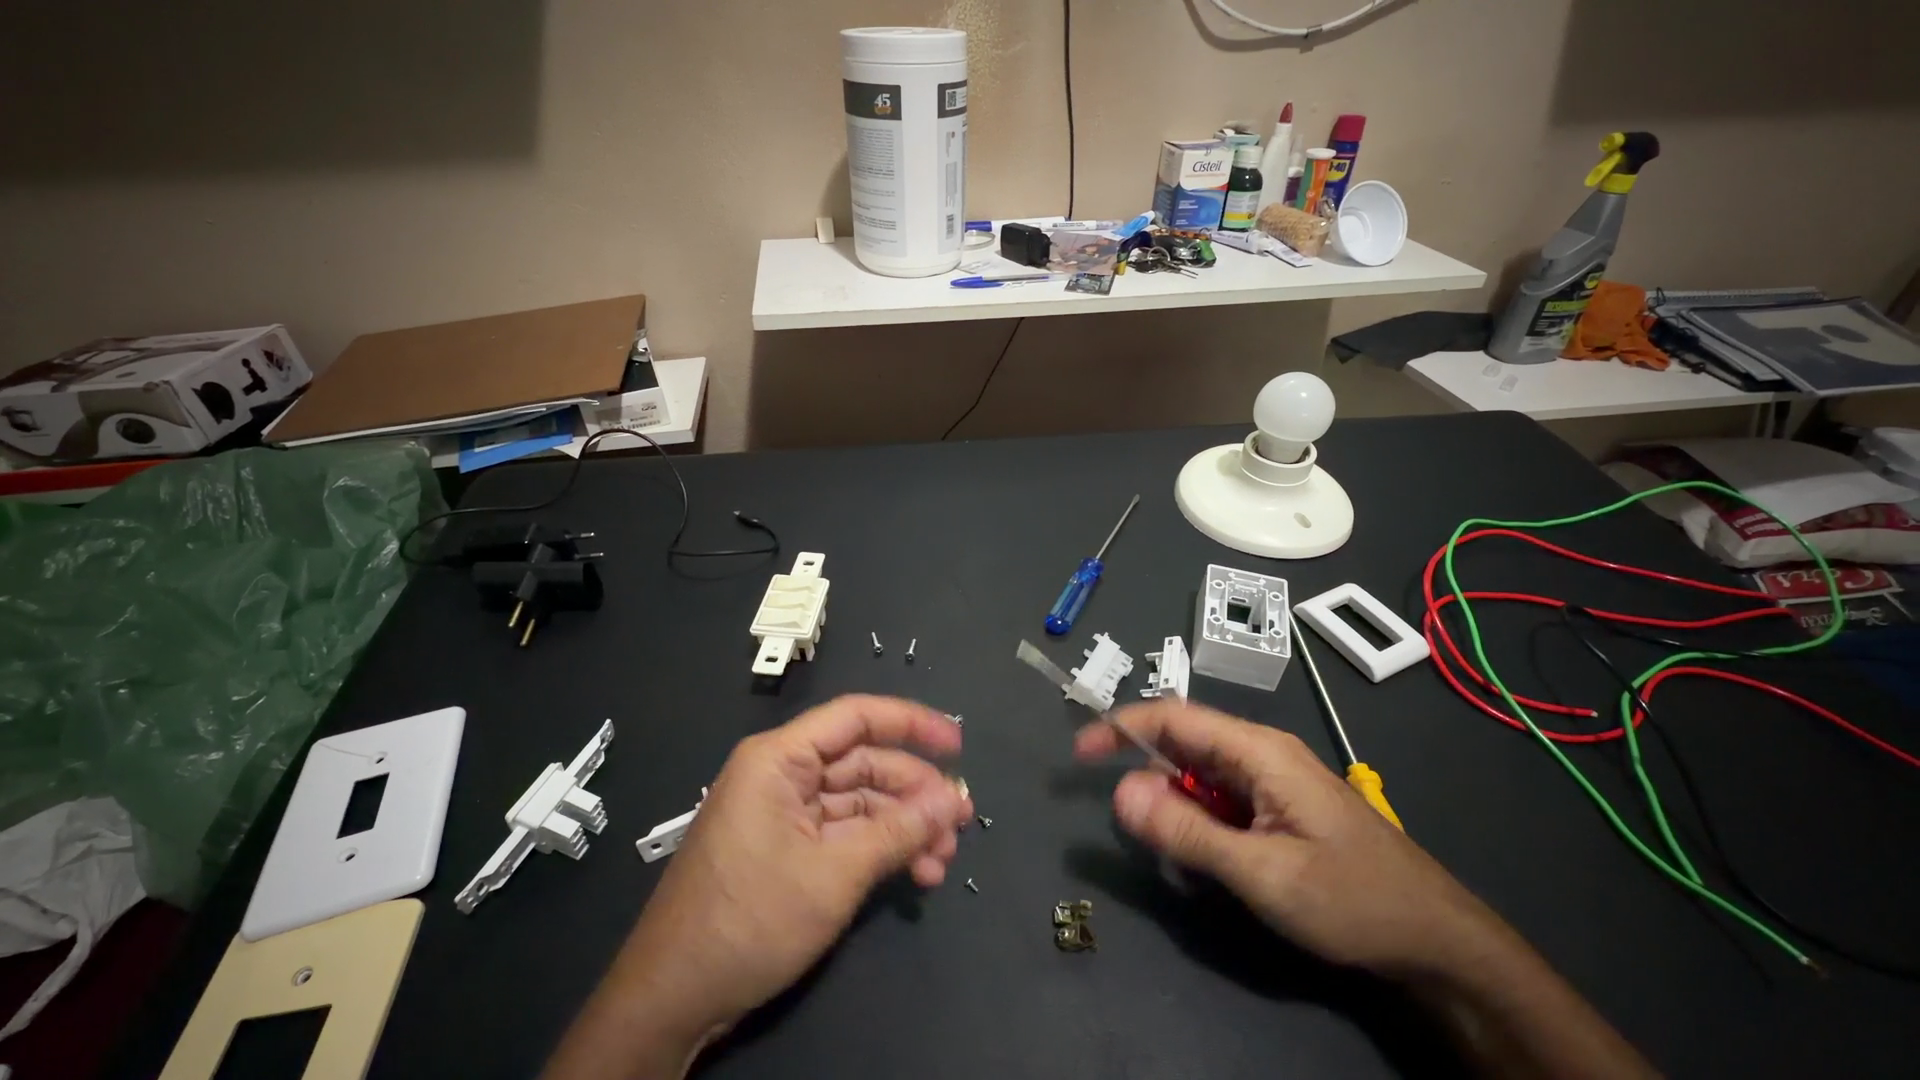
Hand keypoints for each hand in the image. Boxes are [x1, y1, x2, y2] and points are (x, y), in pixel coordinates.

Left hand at [542, 695, 969, 1079]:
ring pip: (860, 803)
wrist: (674, 996)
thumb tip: (951, 800)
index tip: (959, 745)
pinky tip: (915, 875)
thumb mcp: (834, 874)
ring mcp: (783, 815)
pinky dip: (880, 850)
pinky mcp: (787, 851)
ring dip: (904, 829)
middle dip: (916, 794)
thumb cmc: (750, 920)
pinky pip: (845, 834)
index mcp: (779, 759)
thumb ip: (898, 831)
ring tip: (941, 863)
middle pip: (864, 764)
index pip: (856, 718)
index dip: (912, 724)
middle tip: (961, 824)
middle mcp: (781, 776)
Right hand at [1073, 700, 1506, 978]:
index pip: (1174, 716)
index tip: (1078, 754)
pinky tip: (1211, 863)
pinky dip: (1200, 823)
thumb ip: (1187, 831)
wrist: (1435, 939)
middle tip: (1133, 828)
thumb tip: (1120, 793)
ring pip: (1201, 776)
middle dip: (1147, 774)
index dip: (1121, 727)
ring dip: (1176, 807)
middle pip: (1185, 744)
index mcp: (1259, 751)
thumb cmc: (1351, 900)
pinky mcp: (1281, 808)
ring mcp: (1275, 782)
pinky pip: (1223, 801)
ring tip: (1181, 858)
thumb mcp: (1261, 872)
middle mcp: (1264, 754)